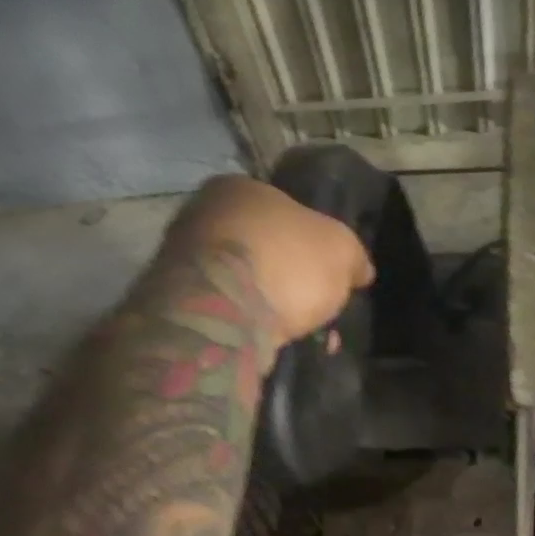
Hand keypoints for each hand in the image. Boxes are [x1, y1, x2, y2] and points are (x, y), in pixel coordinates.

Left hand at [161, 175, 374, 340]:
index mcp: (237, 188)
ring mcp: (180, 262)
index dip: (310, 242)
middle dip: (291, 281)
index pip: (282, 209)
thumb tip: (360, 270)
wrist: (221, 317)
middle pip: (260, 249)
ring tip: (300, 336)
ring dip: (271, 309)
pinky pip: (225, 315)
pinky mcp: (174, 306)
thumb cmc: (285, 266)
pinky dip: (248, 329)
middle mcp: (201, 216)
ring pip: (242, 285)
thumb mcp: (341, 252)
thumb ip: (353, 257)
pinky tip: (271, 347)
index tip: (326, 273)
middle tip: (316, 309)